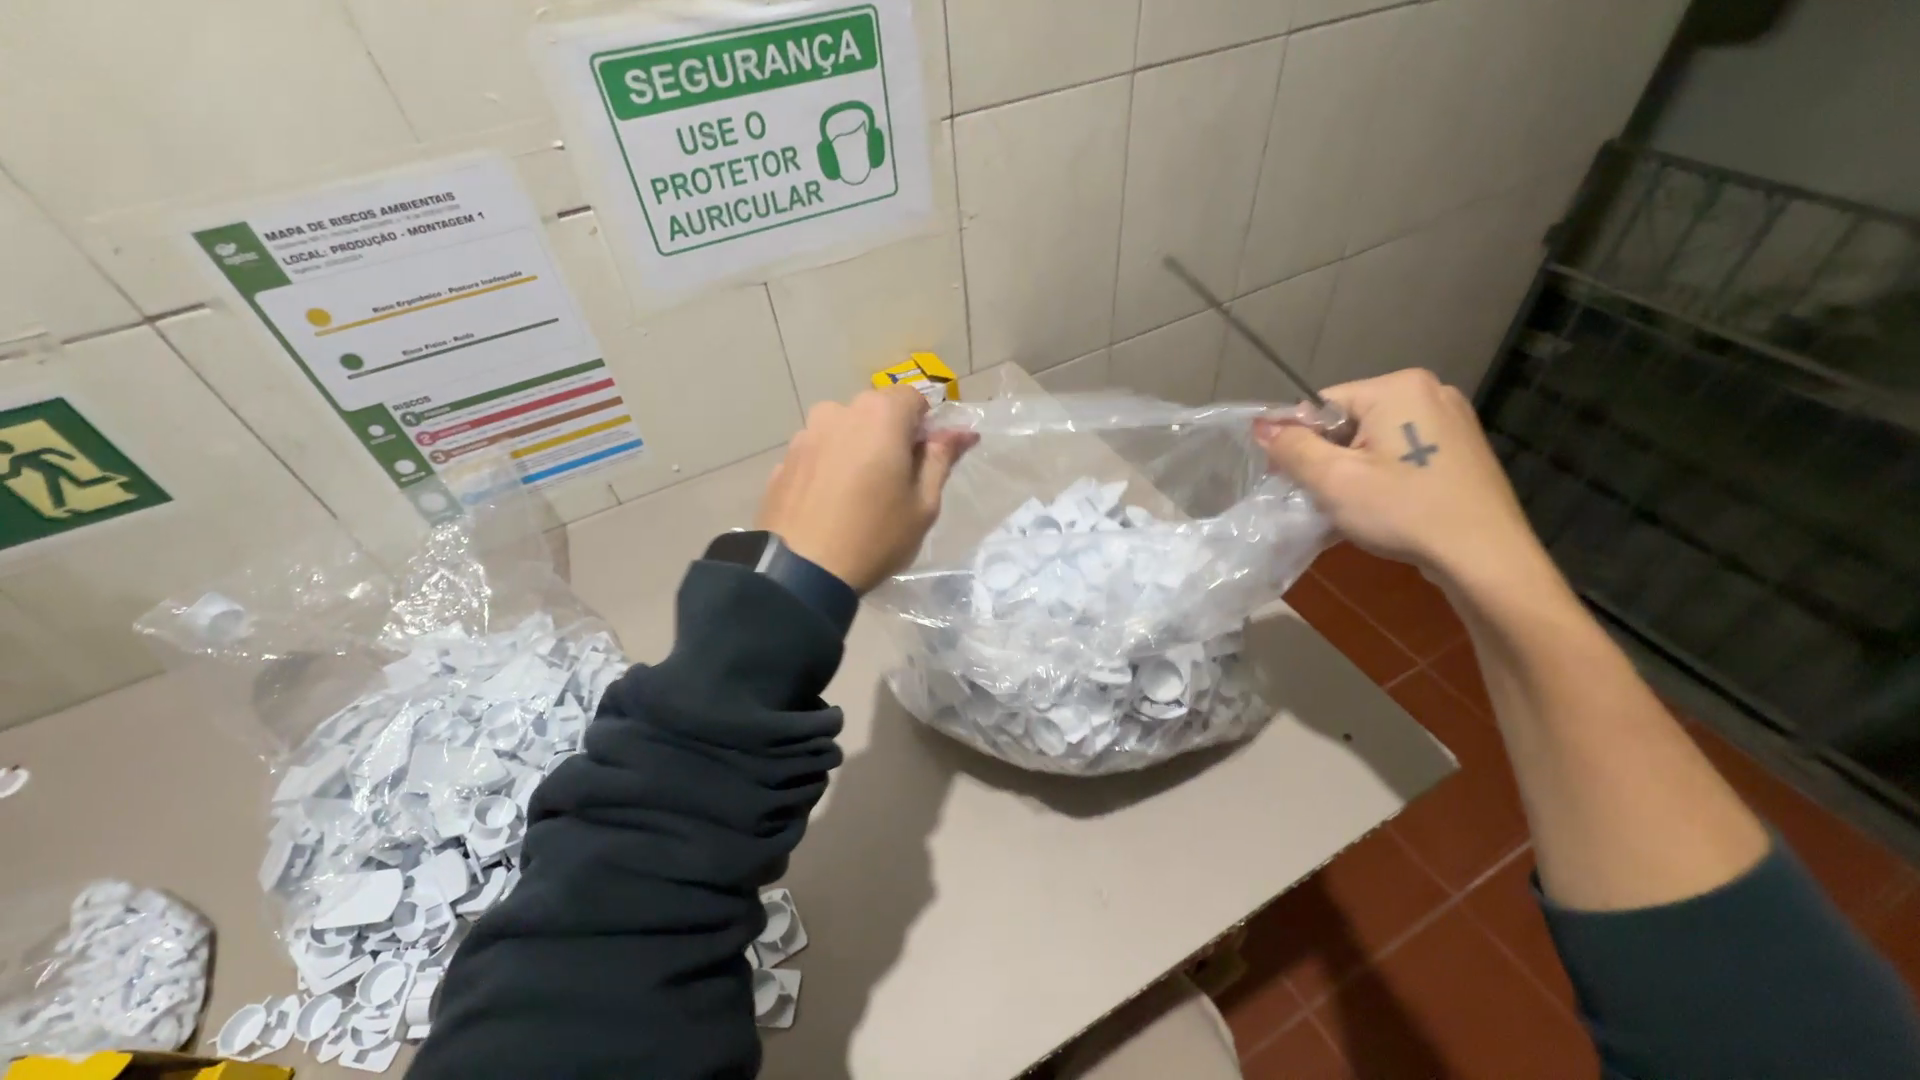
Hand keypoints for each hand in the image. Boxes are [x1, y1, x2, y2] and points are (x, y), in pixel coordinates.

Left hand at [757, 385, 977, 592]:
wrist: (801, 573)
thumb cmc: (875, 536)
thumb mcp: (924, 504)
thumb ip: (941, 458)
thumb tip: (962, 432)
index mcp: (880, 414)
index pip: (914, 399)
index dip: (925, 427)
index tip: (925, 462)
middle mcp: (838, 412)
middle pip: (875, 413)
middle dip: (890, 437)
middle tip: (895, 483)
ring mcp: (804, 435)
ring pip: (843, 432)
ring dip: (856, 451)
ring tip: (857, 498)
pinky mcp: (783, 461)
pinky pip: (817, 455)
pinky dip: (828, 469)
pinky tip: (830, 506)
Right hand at [1253, 369, 1545, 591]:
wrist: (1486, 557)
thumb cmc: (1404, 512)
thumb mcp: (1334, 481)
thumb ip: (1293, 448)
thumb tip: (1261, 425)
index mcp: (1397, 387)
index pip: (1322, 405)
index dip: (1299, 442)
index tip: (1290, 480)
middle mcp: (1429, 390)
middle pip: (1351, 420)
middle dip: (1330, 457)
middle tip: (1324, 499)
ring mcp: (1453, 419)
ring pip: (1377, 439)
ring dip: (1356, 469)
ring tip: (1354, 507)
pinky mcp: (1464, 448)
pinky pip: (1405, 452)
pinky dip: (1386, 474)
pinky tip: (1386, 506)